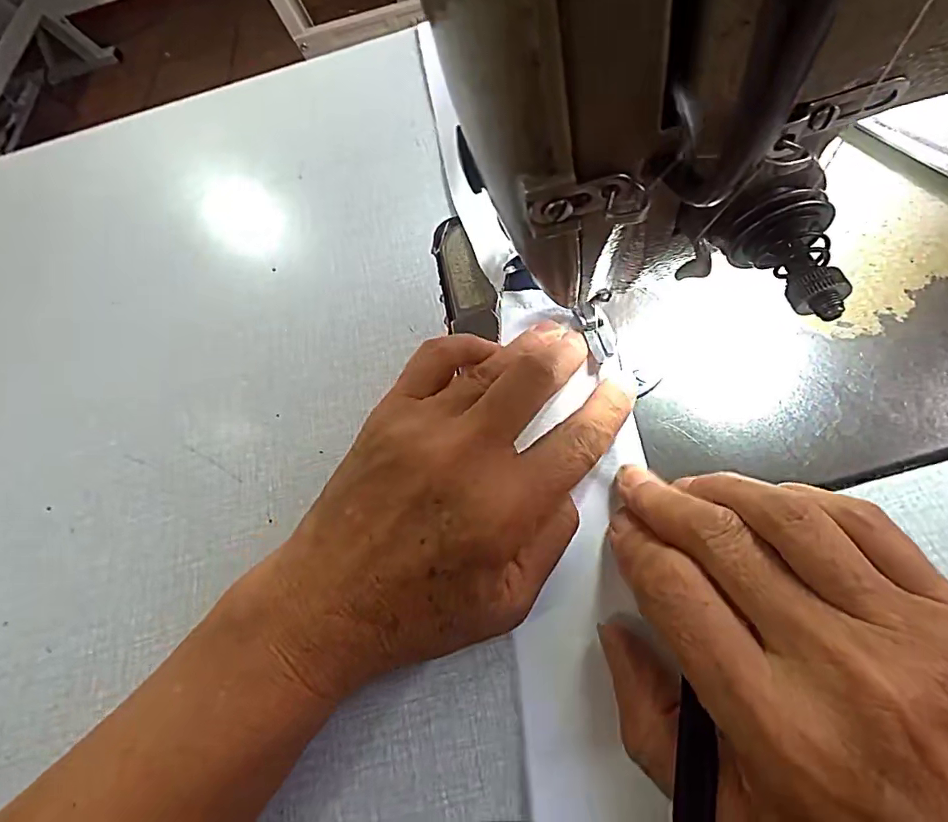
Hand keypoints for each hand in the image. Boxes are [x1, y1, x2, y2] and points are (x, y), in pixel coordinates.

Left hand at [240, 326, 632, 702]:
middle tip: (582, 349)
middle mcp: (470, 454)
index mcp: (506, 505)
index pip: (577, 440)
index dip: (608, 408)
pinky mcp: (390, 412)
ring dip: (528, 346)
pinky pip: (435, 357)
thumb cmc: (421, 611)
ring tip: (549, 338)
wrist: (327, 601)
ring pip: (491, 364)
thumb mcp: (509, 601)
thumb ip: (552, 539)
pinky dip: (468, 345)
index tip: (620, 389)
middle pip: (534, 378)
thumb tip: (569, 483)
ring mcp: (425, 425)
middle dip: (569, 355)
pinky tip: (486, 354)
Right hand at [601, 470, 947, 821]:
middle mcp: (842, 669)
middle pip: (727, 544)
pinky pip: (865, 522)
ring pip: (792, 519)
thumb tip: (621, 636)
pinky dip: (807, 498)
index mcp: (781, 731)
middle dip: (668, 504)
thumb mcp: (735, 818)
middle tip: (642, 488)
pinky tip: (775, 497)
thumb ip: (659, 729)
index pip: (682, 598)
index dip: (641, 550)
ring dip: (729, 487)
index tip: (626, 531)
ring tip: (695, 483)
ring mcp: (905, 632)